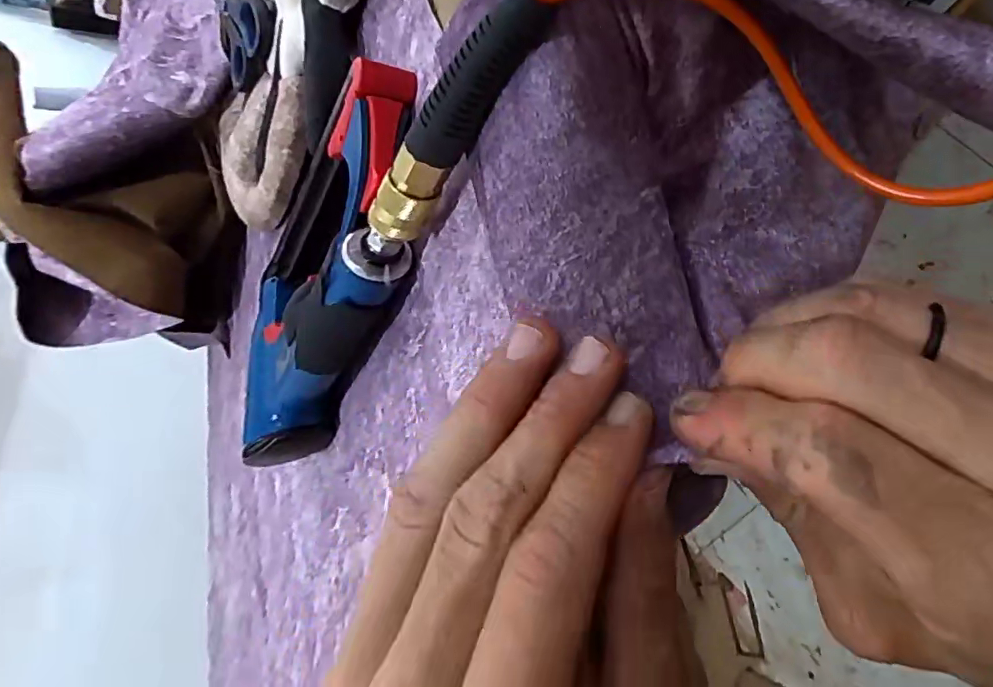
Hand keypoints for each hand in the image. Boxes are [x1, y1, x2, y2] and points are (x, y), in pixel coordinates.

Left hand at [328, 321, 701, 686]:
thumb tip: (648, 478)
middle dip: (546, 422)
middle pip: (476, 524)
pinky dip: (445, 455)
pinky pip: (395, 533)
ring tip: (531, 338)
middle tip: (595, 350)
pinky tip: (483, 403)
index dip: (594, 473)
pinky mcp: (344, 651)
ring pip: (418, 512)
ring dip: (484, 410)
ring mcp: (352, 673)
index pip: (543, 564)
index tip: (635, 405)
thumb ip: (641, 604)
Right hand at [667, 281, 992, 685]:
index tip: (694, 412)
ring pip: (878, 312)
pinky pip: (909, 295)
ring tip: (761, 350)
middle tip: (725, 377)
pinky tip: (814, 329)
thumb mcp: (882, 614)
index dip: (752, 423)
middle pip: (857, 365)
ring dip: (796, 320)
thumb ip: (802, 512)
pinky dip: (842, 304)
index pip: (841, 461)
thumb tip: (717, 421)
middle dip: (765, 359)